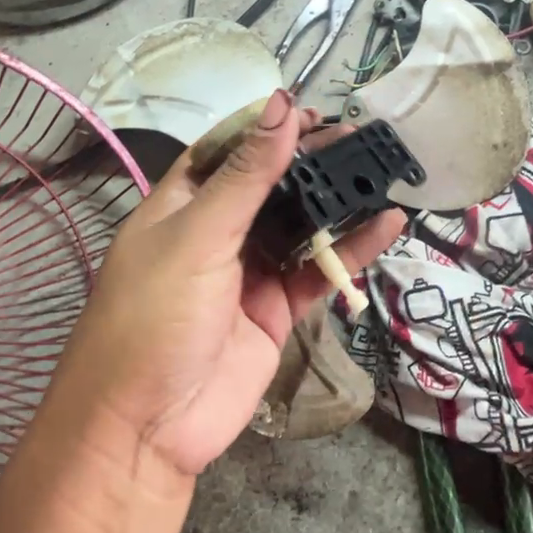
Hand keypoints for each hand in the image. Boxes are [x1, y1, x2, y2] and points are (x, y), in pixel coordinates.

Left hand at [61, 89, 405, 477]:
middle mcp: (216, 232)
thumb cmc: (155, 316)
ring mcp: (249, 272)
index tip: (314, 111)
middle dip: (311, 163)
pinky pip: (319, 270)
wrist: (147, 427)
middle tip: (359, 138)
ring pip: (300, 226)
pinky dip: (351, 250)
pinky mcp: (276, 310)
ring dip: (337, 202)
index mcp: (182, 205)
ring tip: (381, 171)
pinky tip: (386, 225)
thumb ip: (247, 176)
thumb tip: (281, 105)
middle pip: (272, 186)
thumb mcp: (199, 236)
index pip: (230, 151)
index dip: (268, 129)